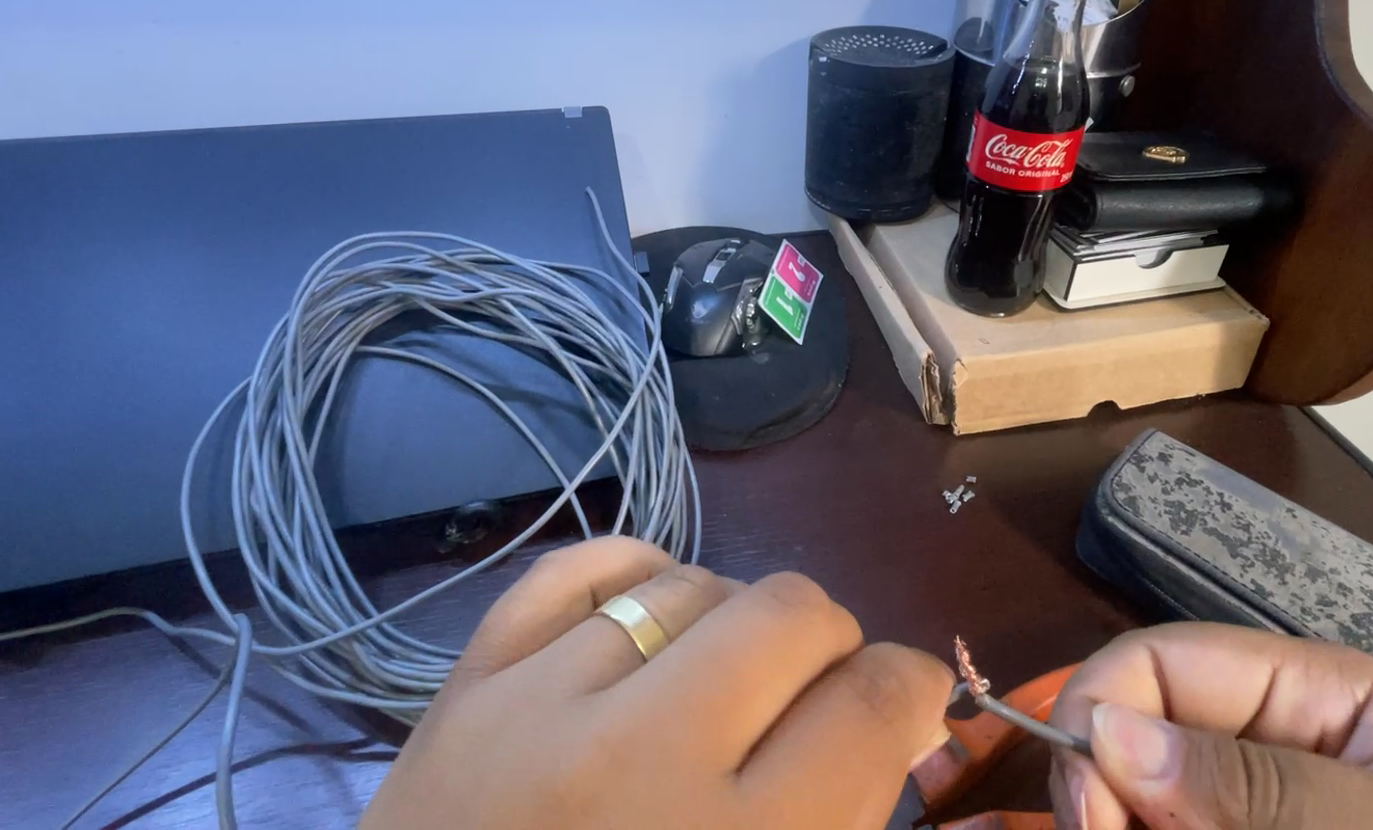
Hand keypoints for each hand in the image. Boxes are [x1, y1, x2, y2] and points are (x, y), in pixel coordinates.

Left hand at [360, 538, 953, 829]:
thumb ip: (843, 818)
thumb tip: (902, 700)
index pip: (867, 706)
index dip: (909, 684)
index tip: (905, 691)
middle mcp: (637, 767)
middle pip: (789, 612)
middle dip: (828, 640)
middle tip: (811, 690)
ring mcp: (536, 710)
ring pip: (693, 583)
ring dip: (731, 619)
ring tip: (717, 674)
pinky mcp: (462, 688)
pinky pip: (577, 568)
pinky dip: (632, 572)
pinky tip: (651, 610)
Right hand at [1048, 623, 1372, 829]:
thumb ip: (1268, 789)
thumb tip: (1108, 731)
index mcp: (1312, 690)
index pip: (1163, 660)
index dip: (1101, 708)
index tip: (1084, 805)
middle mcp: (1267, 733)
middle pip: (1139, 729)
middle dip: (1104, 788)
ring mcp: (1250, 799)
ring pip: (1142, 794)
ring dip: (1122, 825)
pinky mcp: (1238, 829)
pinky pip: (1169, 825)